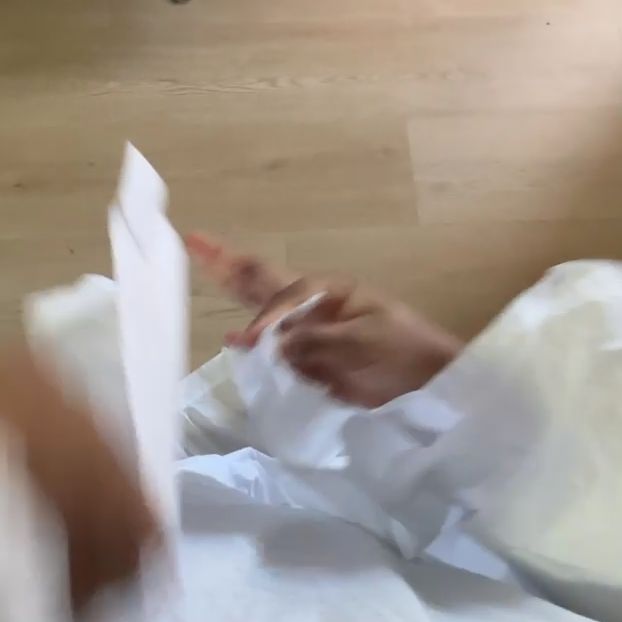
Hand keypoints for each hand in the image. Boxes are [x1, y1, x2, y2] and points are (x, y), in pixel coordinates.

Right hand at [187, 233, 462, 407]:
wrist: (428, 381)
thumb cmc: (403, 349)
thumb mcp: (364, 340)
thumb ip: (318, 341)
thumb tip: (276, 345)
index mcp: (328, 292)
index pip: (283, 297)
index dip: (265, 319)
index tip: (252, 344)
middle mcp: (311, 304)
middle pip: (261, 280)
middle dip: (228, 263)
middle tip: (194, 240)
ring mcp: (308, 328)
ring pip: (261, 304)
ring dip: (232, 286)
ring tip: (201, 262)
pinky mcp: (309, 357)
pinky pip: (273, 345)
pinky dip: (251, 340)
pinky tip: (233, 342)